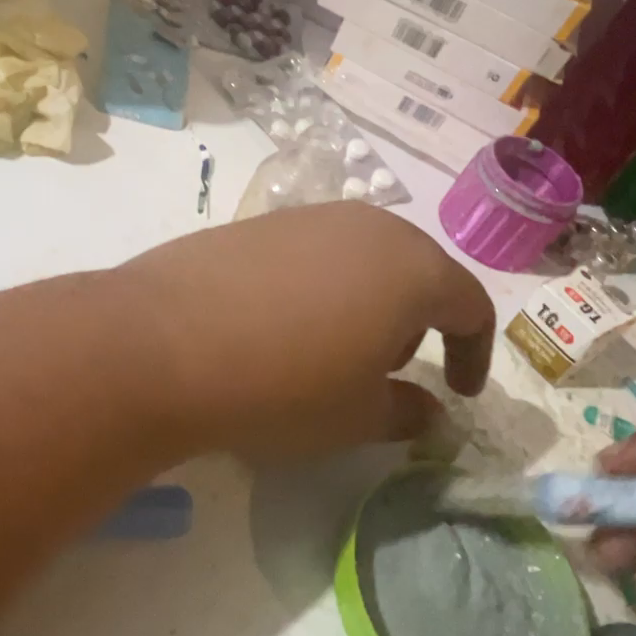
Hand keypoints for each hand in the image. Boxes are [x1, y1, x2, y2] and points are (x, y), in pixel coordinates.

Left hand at [112, 202, 494, 454]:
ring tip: (329, 350)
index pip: (470, 306)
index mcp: (412, 269)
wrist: (161, 345)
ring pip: (359, 258)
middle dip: (415, 324)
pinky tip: (275, 327)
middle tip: (388, 371)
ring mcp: (305, 217)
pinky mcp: (253, 223)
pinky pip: (307, 254)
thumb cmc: (284, 387)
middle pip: (415, 272)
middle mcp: (366, 227)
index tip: (459, 392)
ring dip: (364, 302)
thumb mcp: (357, 417)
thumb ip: (407, 412)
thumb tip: (429, 411)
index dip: (474, 354)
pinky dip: (314, 289)